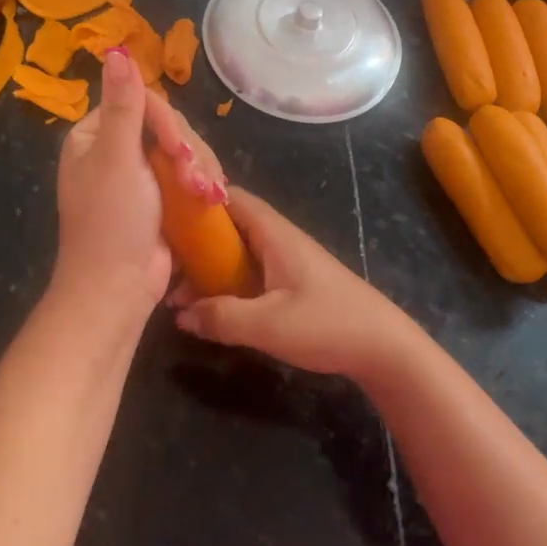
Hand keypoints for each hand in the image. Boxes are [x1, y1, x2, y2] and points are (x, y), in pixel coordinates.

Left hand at [53, 49, 219, 309]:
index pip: (141, 104)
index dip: (167, 124)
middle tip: (199, 184)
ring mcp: (140, 175)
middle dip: (188, 153)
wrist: (117, 290)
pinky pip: (189, 175)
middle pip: (168, 127)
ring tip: (209, 197)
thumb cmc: (110, 223)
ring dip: (201, 170)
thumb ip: (122, 105)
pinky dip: (203, 183)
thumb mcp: (115, 159)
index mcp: (94, 135)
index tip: (180, 153)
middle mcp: (115, 149)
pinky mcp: (161, 198)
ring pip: (184, 151)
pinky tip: (214, 197)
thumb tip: (116, 49)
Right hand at [171, 189, 420, 380]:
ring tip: (177, 297)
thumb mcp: (268, 324)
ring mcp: (286, 263)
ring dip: (208, 271)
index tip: (163, 213)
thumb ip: (222, 317)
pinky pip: (249, 275)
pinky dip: (226, 286)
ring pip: (237, 255)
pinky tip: (209, 312)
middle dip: (195, 243)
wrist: (384, 347)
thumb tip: (180, 314)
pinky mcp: (292, 286)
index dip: (197, 200)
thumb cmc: (327, 323)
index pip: (230, 198)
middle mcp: (278, 240)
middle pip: (229, 227)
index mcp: (274, 234)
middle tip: (162, 264)